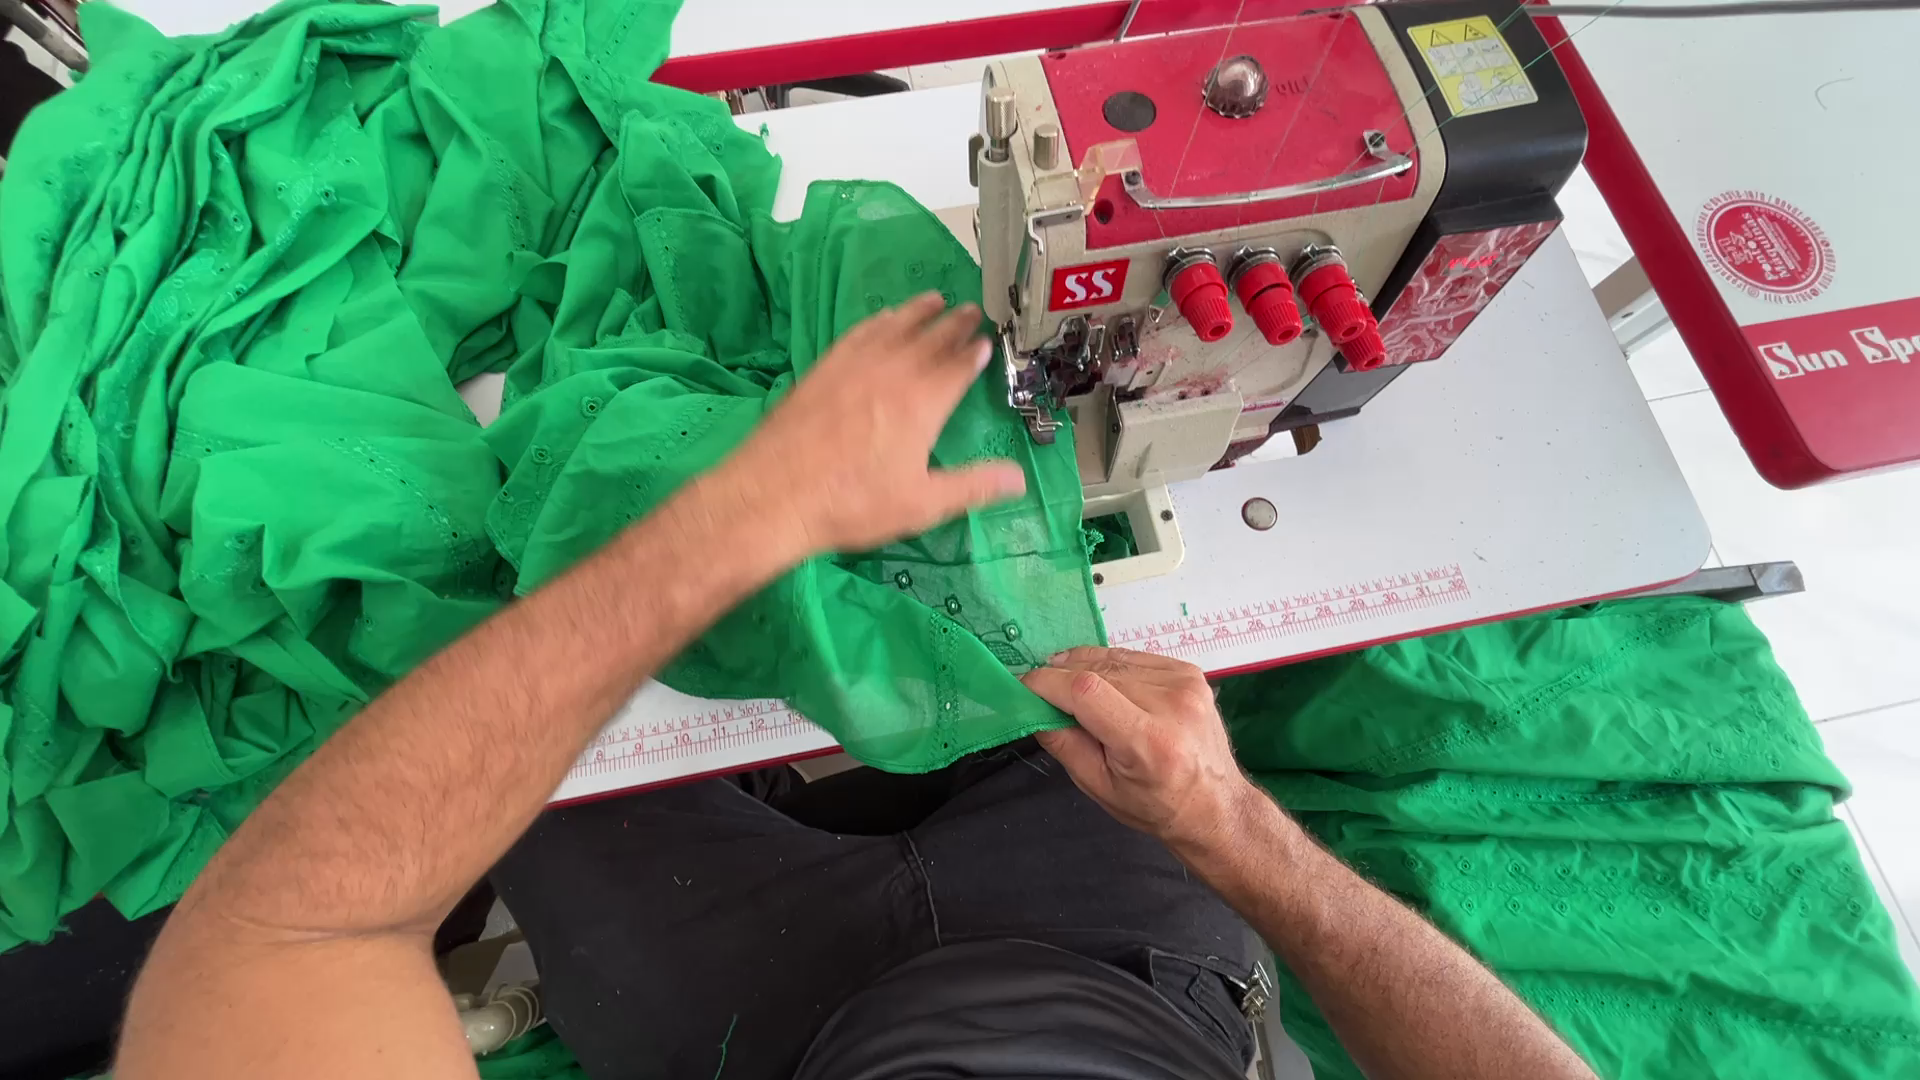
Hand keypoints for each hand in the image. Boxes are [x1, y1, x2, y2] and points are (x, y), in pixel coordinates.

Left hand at [727, 292, 1026, 556]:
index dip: (974, 354)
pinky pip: (857, 334)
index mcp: (922, 404)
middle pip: (930, 340)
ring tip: (934, 300)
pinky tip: (881, 319)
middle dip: (954, 324)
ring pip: (894, 329)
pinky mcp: (823, 369)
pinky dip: (876, 322)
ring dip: (917, 313)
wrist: (774, 495)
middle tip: (971, 309)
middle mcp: (891, 374)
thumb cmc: (853, 504)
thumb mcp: (922, 505)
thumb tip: (1020, 479)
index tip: (986, 341)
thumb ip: (973, 487)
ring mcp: (853, 367)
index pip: (957, 368)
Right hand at [1022, 647, 1266, 856]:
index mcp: (1148, 742)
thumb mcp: (1097, 786)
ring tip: (1067, 683)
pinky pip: (1133, 657)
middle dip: (1060, 674)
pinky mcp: (1190, 671)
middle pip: (1097, 670)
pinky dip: (1110, 665)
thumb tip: (1031, 705)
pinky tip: (1104, 682)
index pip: (1086, 692)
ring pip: (1112, 658)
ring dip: (1083, 667)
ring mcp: (1184, 683)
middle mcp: (1171, 704)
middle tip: (1041, 689)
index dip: (1048, 683)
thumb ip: (1062, 742)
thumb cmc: (1153, 806)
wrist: (1217, 806)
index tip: (1023, 686)